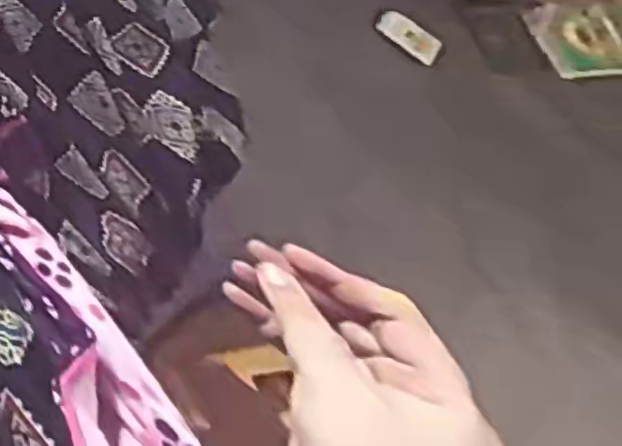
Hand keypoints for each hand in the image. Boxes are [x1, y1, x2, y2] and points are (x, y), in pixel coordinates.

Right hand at [222, 242, 500, 445]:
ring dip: (280, 306)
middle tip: (251, 258)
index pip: (388, 311)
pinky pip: (314, 362)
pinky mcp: (344, 417)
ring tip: (236, 280)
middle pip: (353, 322)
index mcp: (435, 387)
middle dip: (298, 288)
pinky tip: (247, 315)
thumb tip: (272, 268)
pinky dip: (280, 335)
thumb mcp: (330, 381)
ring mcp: (377, 407)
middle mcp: (412, 392)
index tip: (285, 253)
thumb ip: (300, 319)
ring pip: (326, 340)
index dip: (335, 277)